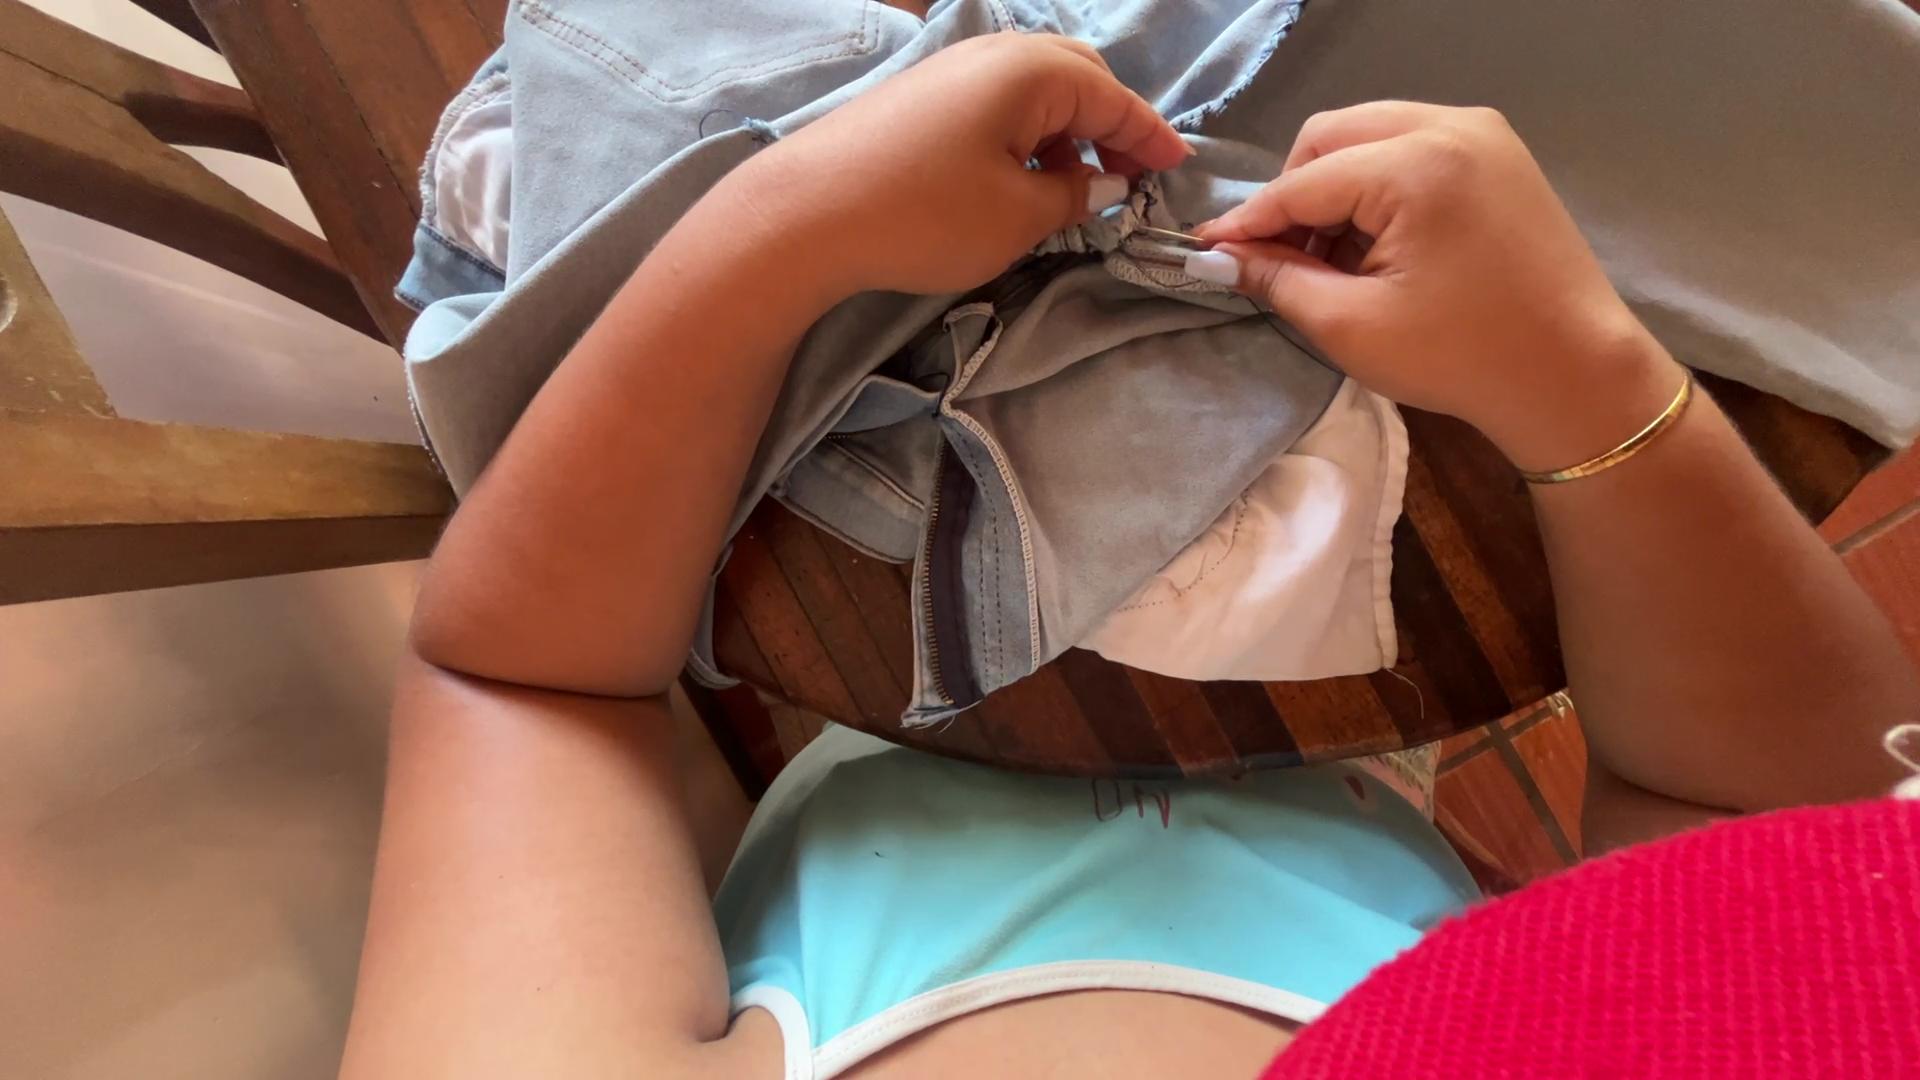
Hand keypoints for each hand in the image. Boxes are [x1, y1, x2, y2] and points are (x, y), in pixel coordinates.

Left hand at [728, 32, 1190, 297]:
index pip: (1113, 100)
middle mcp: (995, 54)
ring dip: (1064, 142)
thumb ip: (1072, 197)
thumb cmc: (927, 216)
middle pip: (1075, 85)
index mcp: (1033, 71)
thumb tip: (1103, 186)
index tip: (1177, 168)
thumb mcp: (1016, 217)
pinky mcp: (922, 102)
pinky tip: (1018, 184)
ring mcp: (953, 74)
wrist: (810, 215)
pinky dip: (1022, 145)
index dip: (1149, 138)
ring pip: (1033, 100)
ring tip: (1073, 195)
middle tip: (1127, 179)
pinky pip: (994, 113)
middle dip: (1108, 132)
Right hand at [1196, 103, 1677, 471]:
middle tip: (1276, 259)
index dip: (1245, 222)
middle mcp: (1450, 126)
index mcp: (1415, 166)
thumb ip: (1275, 279)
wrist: (1566, 372)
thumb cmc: (1453, 355)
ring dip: (1328, 191)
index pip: (1300, 183)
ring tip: (1324, 258)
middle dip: (1290, 195)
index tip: (1202, 251)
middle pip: (1330, 137)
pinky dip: (1369, 190)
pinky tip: (1368, 245)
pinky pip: (1405, 151)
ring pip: (1367, 138)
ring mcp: (1480, 135)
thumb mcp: (1346, 324)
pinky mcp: (1495, 156)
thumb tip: (1214, 259)